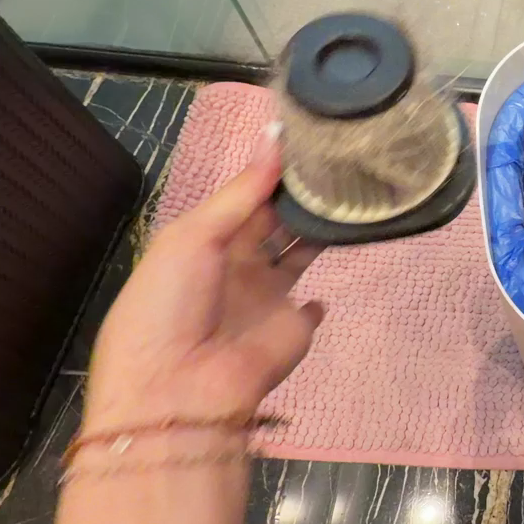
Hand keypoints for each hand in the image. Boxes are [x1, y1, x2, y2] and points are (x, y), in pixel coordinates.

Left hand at [84, 136, 323, 429]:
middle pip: (276, 220)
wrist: (179, 390)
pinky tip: (340, 275)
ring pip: (300, 252)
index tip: (313, 138)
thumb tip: (277, 133)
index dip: (275, 170)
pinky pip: (314, 305)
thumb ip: (243, 191)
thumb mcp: (193, 237)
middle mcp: (240, 263)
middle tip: (344, 160)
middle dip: (303, 194)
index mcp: (208, 240)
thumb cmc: (170, 305)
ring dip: (320, 229)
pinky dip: (324, 293)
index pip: (248, 196)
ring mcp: (269, 296)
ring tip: (353, 195)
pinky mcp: (295, 326)